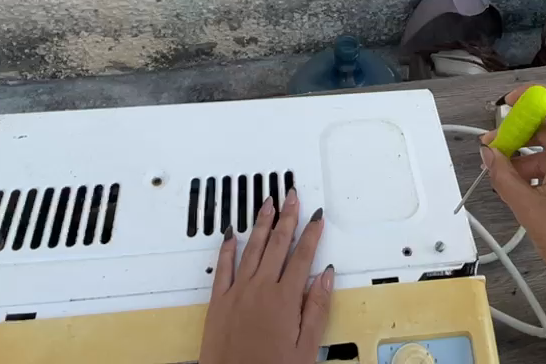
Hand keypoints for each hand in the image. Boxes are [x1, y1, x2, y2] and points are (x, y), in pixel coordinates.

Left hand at [198, 188, 334, 363]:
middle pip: (278, 244)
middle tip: (292, 196)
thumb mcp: (306, 349)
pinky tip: (232, 233)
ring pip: (252, 248)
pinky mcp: (218, 302)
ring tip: (268, 203)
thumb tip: (327, 275)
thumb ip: (317, 308)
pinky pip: (223, 267)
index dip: (311, 233)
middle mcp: (260, 289)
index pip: (302, 256)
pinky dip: (228, 248)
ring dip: (262, 223)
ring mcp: (237, 292)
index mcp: (284, 299)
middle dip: (288, 217)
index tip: (316, 217)